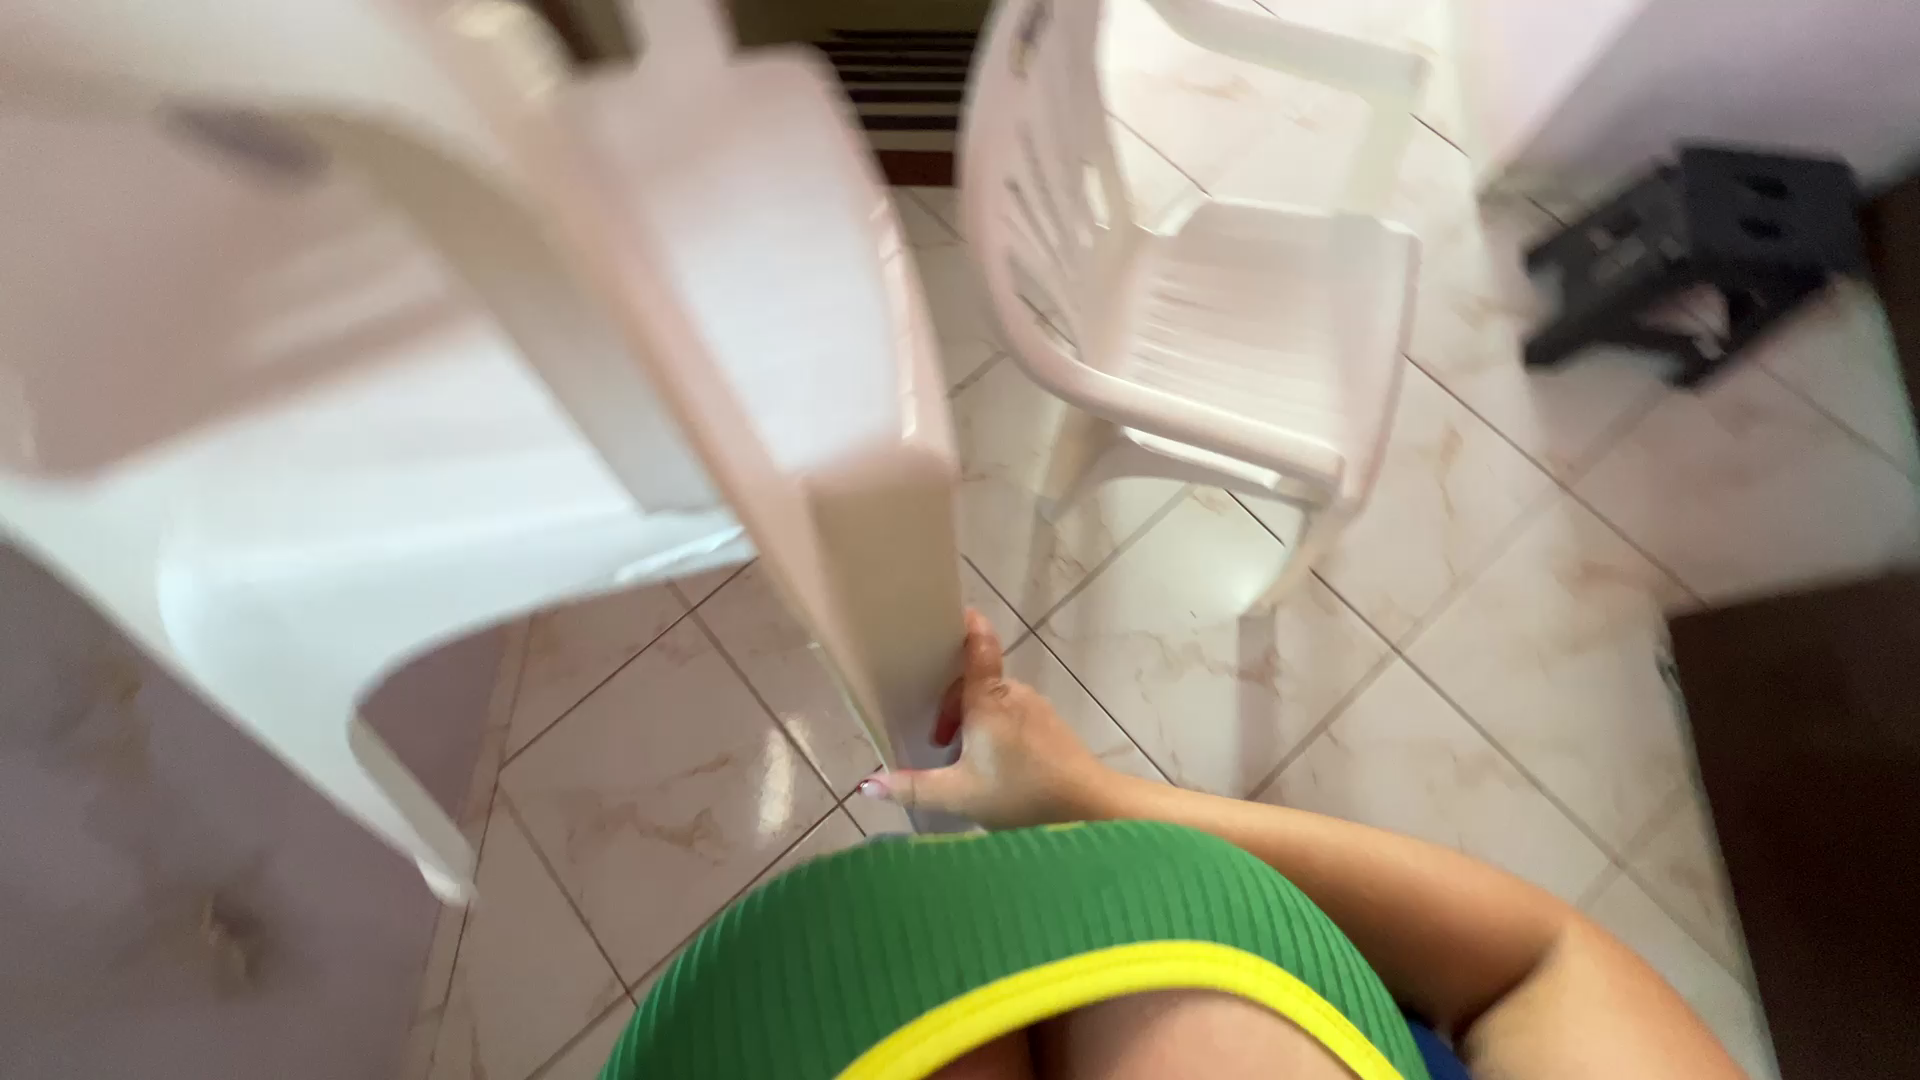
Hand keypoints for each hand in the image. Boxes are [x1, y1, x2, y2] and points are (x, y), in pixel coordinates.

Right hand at [857, 609, 1115, 828]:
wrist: (1091, 808)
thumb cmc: (1022, 794)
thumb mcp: (959, 795)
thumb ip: (913, 788)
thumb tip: (867, 784)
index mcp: (988, 698)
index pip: (978, 644)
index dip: (966, 624)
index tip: (950, 615)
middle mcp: (1012, 693)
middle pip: (974, 679)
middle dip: (951, 705)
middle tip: (940, 743)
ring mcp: (1035, 707)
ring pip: (993, 699)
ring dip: (972, 721)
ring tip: (965, 762)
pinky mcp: (1049, 724)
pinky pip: (1012, 713)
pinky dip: (995, 729)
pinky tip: (995, 767)